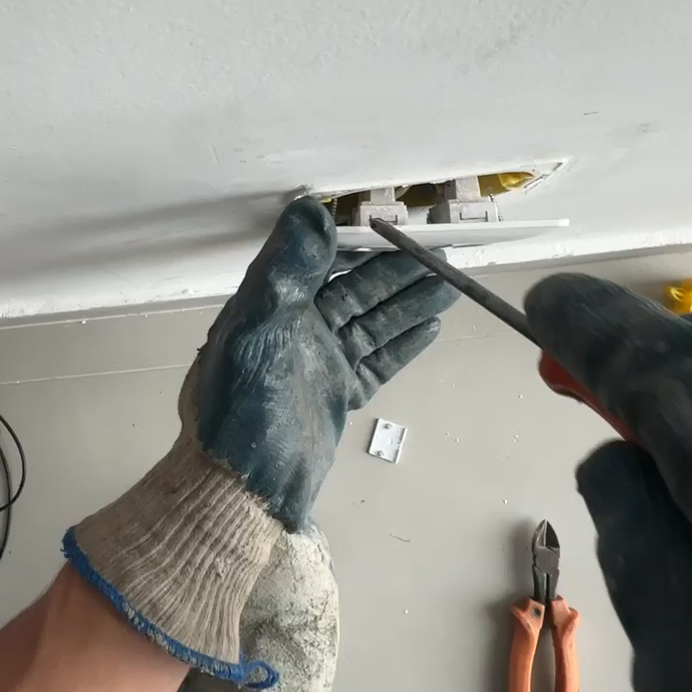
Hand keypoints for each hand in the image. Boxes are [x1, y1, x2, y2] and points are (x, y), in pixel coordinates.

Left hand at [186, 196, 458, 528]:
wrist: (242, 484)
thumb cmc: (242, 403)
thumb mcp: (257, 326)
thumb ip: (285, 268)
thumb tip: (312, 208)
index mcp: (275, 304)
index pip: (325, 261)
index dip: (362, 243)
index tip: (397, 228)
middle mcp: (300, 326)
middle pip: (359, 290)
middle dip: (399, 273)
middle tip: (442, 257)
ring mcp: (322, 360)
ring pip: (375, 322)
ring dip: (410, 303)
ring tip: (449, 286)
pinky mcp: (338, 393)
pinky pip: (378, 360)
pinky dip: (404, 343)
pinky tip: (429, 328)